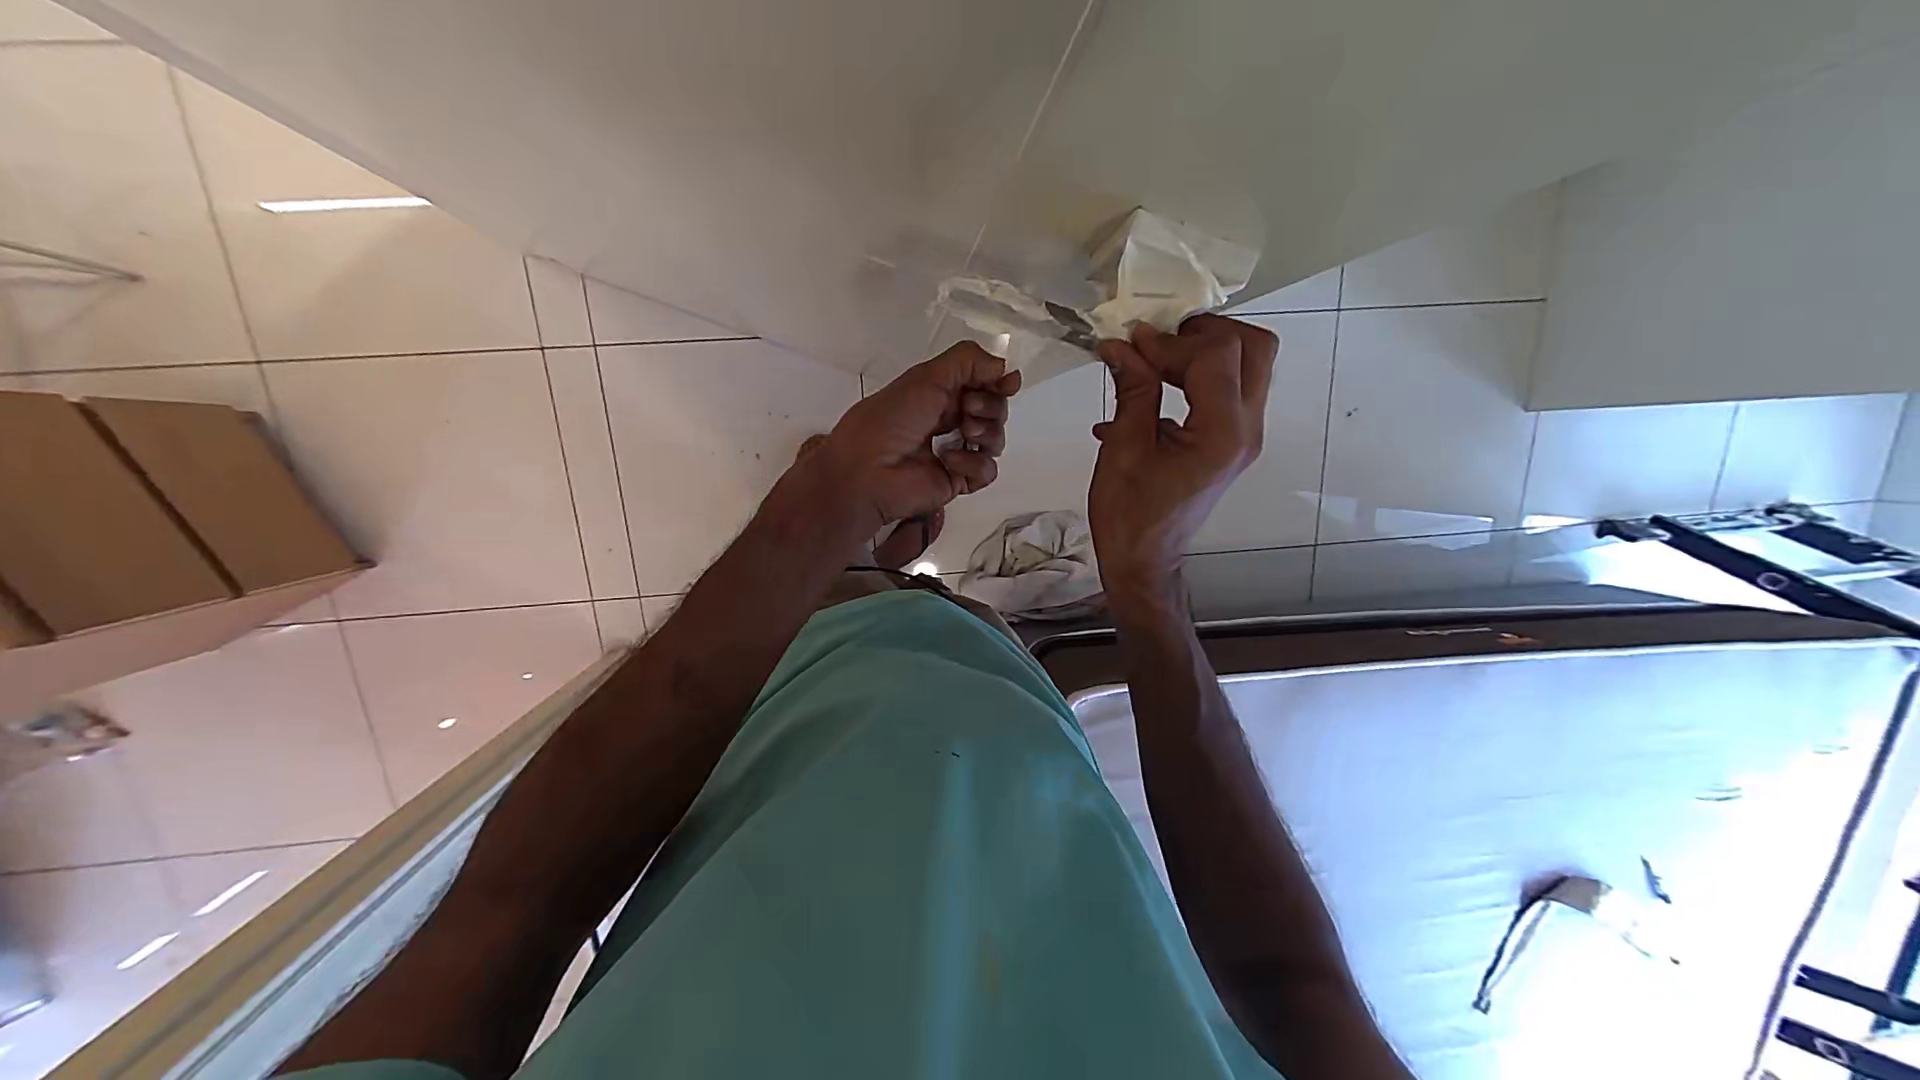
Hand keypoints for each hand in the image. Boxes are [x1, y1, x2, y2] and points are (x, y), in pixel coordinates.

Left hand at [819, 341, 1020, 532]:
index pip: (981, 385)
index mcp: (937, 395)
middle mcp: (948, 422)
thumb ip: (968, 362)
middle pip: (994, 411)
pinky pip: (986, 471)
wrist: (868, 471)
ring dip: (987, 432)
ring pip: (995, 440)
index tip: (1008, 382)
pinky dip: (973, 464)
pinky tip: (949, 462)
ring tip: (965, 433)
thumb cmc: (891, 419)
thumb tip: (1005, 368)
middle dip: (990, 406)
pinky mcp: (958, 481)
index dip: (997, 382)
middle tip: (968, 409)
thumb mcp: (926, 377)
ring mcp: (955, 453)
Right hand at [1089, 315, 1277, 612]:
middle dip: (1205, 333)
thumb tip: (1122, 346)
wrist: (1144, 559)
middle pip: (1255, 349)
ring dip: (1206, 351)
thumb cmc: (1129, 516)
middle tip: (1159, 341)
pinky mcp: (1234, 441)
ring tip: (1158, 358)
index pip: (1216, 355)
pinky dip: (1201, 374)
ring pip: (1250, 365)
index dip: (1171, 341)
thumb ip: (1132, 390)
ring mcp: (1246, 436)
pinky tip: (1157, 385)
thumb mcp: (1123, 448)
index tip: (1132, 345)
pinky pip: (1232, 388)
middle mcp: (1246, 431)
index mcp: (1222, 434)